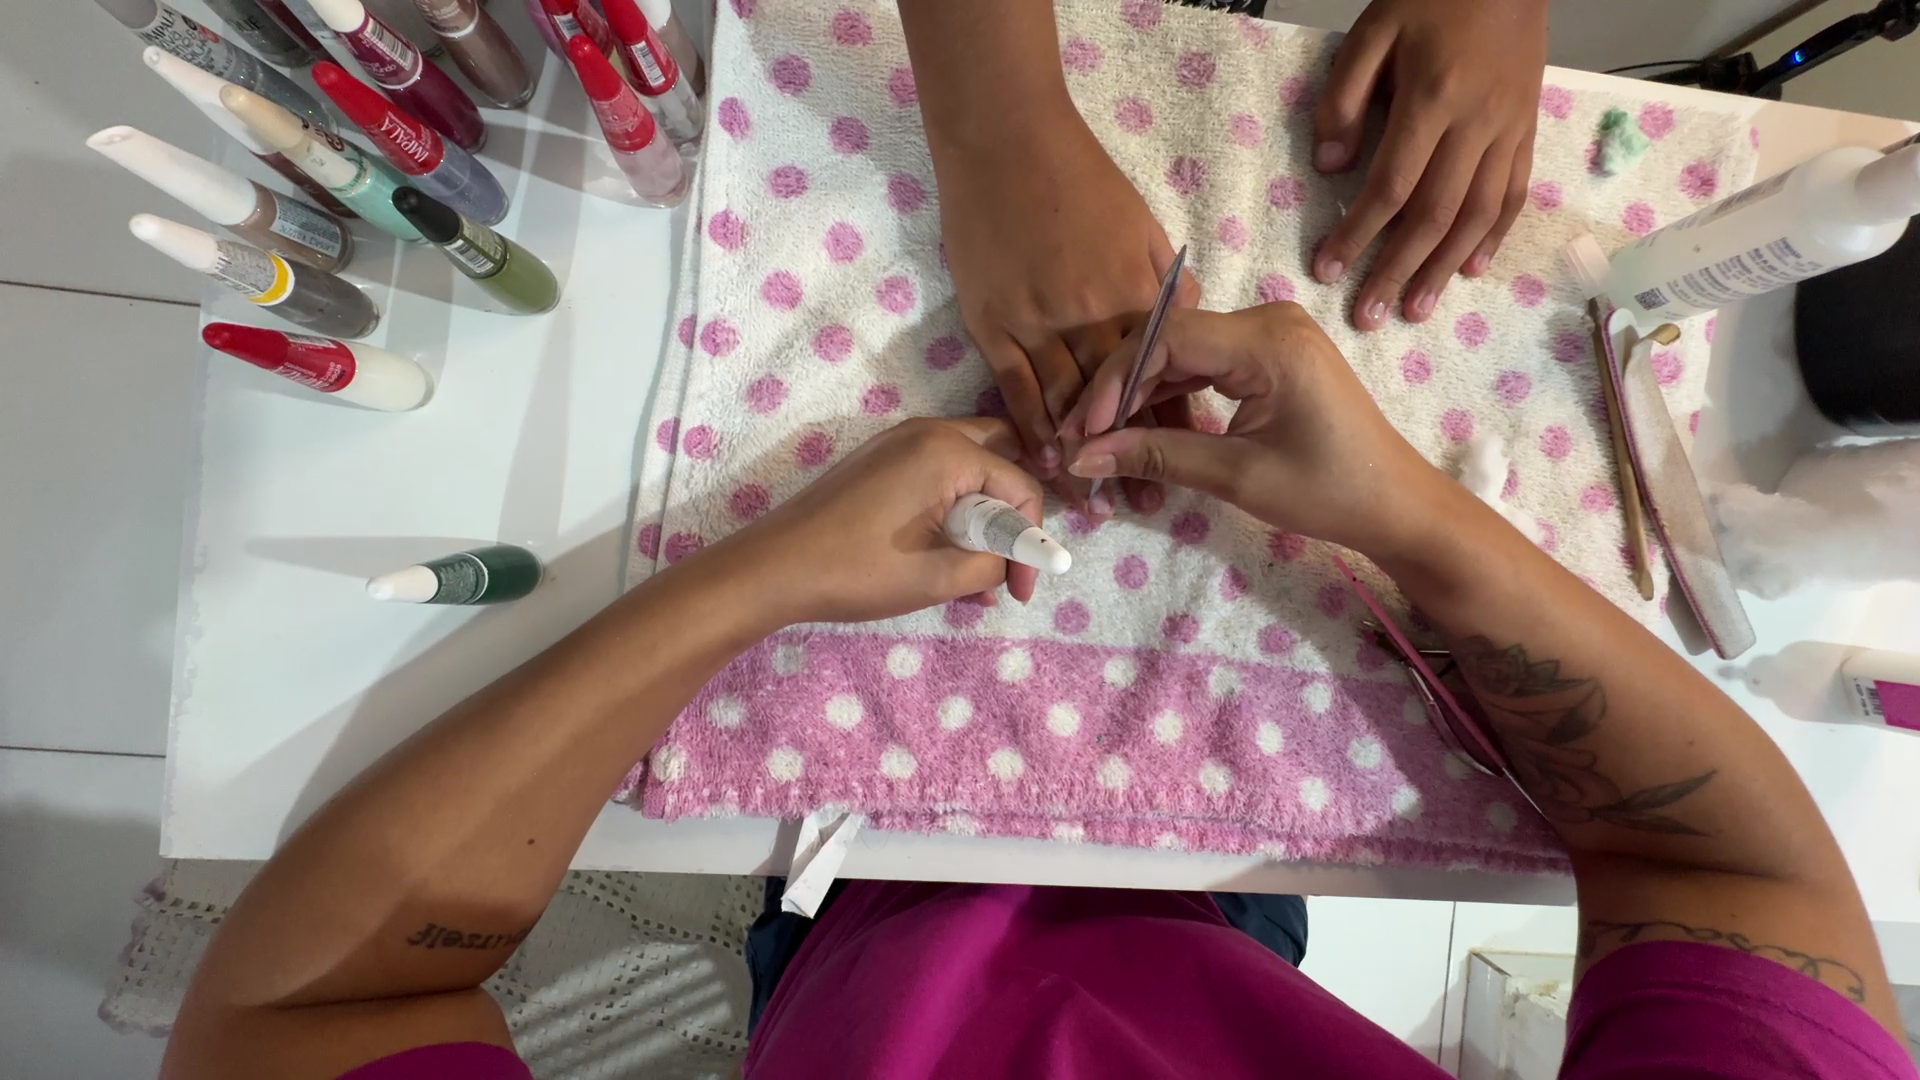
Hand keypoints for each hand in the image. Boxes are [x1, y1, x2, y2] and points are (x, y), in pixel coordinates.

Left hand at [720, 417, 1046, 625]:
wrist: (773, 568)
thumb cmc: (860, 570)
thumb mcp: (941, 576)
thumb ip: (994, 563)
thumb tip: (1009, 561)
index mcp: (948, 449)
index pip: (1020, 487)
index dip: (1031, 542)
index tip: (1020, 592)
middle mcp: (927, 431)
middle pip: (1000, 461)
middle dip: (1010, 516)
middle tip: (1007, 561)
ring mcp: (898, 442)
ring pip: (967, 471)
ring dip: (981, 518)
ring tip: (975, 574)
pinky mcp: (879, 460)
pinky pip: (935, 477)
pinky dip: (951, 511)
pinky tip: (943, 556)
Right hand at [935, 104, 1198, 516]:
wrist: (1003, 136)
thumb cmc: (1078, 177)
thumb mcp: (1142, 226)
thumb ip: (1163, 288)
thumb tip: (1180, 337)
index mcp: (1137, 290)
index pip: (1162, 371)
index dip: (1168, 418)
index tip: (1177, 458)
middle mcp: (1092, 315)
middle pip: (1119, 398)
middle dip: (1132, 451)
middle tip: (1142, 503)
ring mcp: (1040, 321)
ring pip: (1068, 404)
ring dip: (1082, 454)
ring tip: (1095, 500)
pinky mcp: (996, 324)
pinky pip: (1019, 389)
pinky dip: (1033, 429)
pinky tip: (1047, 462)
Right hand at [1062, 304, 1445, 555]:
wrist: (1395, 505)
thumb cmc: (1327, 492)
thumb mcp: (1235, 475)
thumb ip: (1156, 455)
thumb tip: (1081, 456)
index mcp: (1269, 340)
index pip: (1167, 337)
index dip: (1115, 380)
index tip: (1083, 429)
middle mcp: (1267, 321)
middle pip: (1167, 340)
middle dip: (1118, 390)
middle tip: (1079, 438)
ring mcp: (1267, 336)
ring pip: (1178, 353)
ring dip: (1136, 395)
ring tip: (1099, 438)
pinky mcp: (1265, 357)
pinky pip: (1200, 365)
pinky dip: (1166, 395)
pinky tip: (1136, 426)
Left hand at [1312, 0, 1545, 330]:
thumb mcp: (1371, 32)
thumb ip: (1343, 99)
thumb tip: (1329, 168)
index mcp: (1433, 99)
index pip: (1389, 187)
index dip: (1356, 235)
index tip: (1326, 272)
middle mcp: (1478, 122)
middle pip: (1434, 214)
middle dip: (1397, 271)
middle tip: (1368, 317)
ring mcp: (1510, 127)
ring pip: (1478, 213)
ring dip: (1444, 268)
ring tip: (1416, 311)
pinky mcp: (1528, 127)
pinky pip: (1516, 190)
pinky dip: (1495, 235)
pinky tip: (1471, 271)